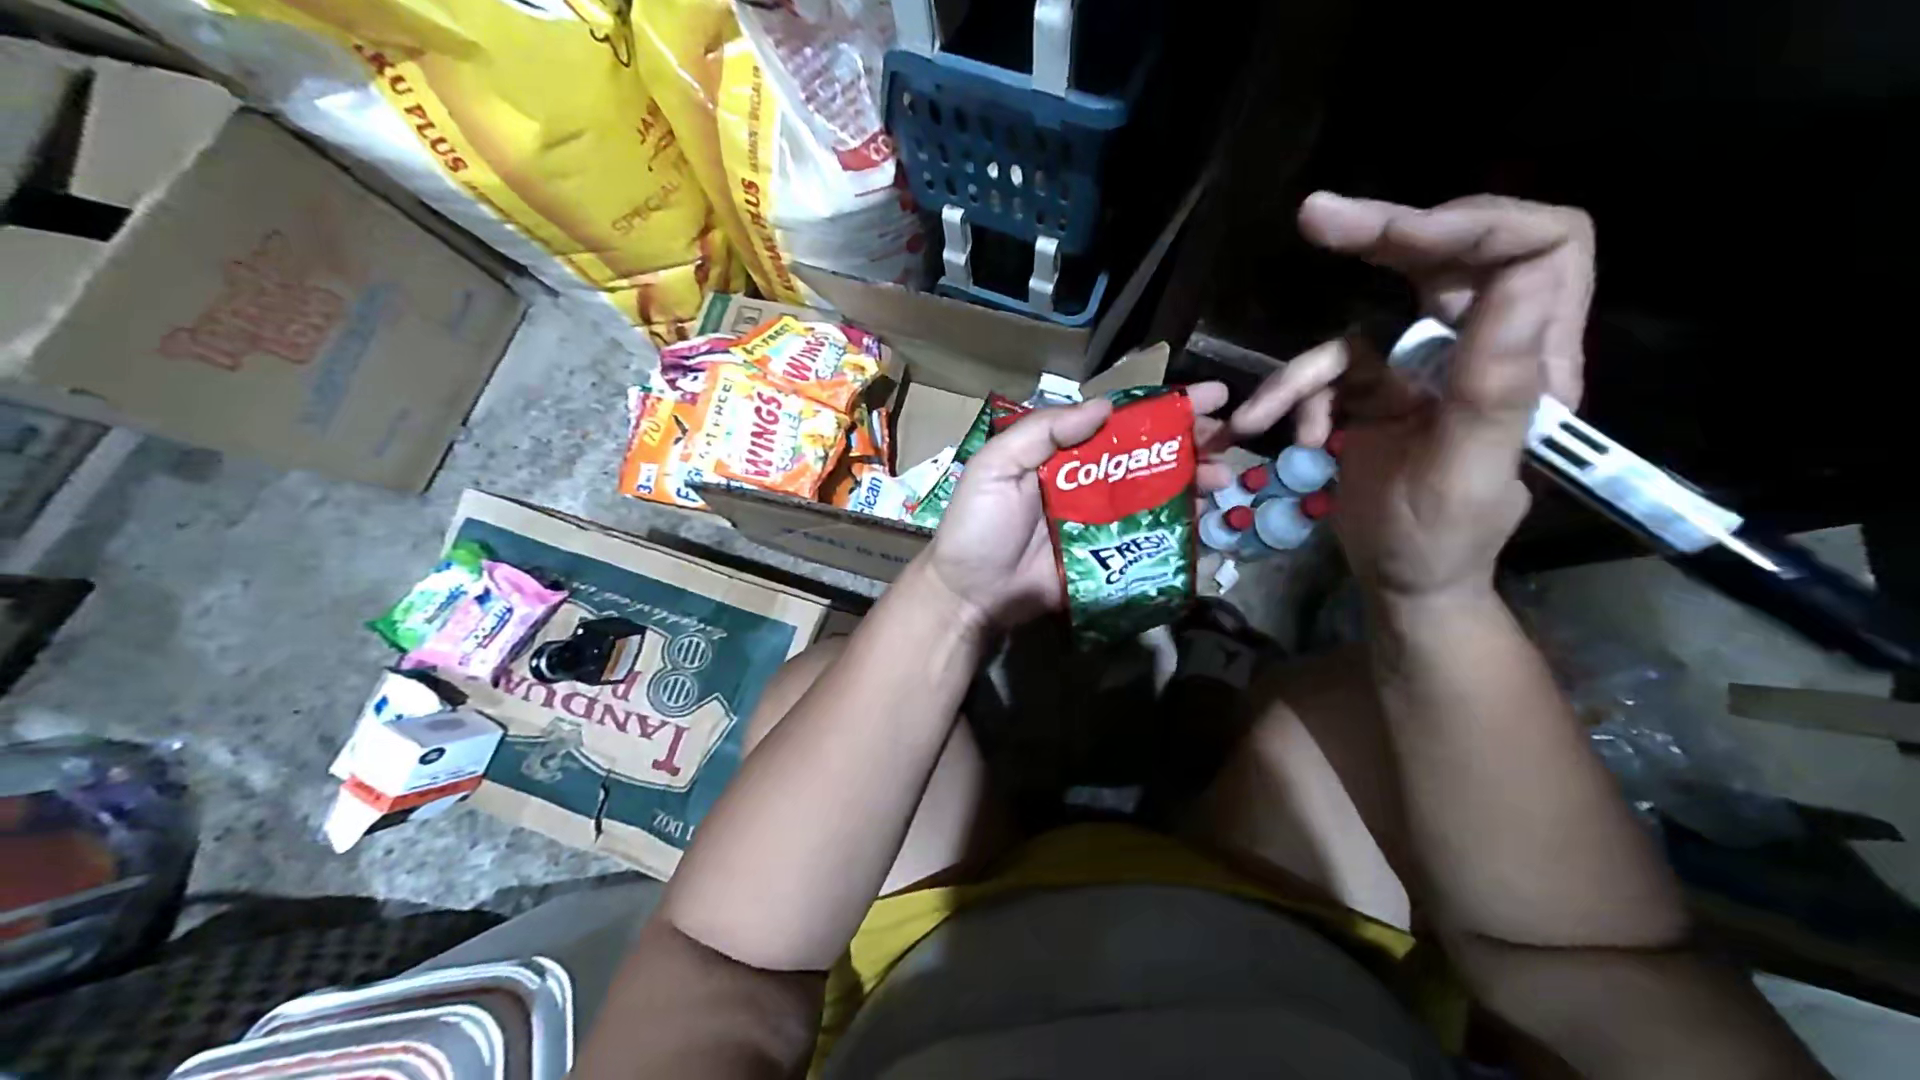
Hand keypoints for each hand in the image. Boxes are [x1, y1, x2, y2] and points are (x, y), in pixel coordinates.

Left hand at [926, 383, 1229, 630]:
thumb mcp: (996, 467)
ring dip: (1194, 481)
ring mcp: (1103, 521)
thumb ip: (1044, 431)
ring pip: (1157, 493)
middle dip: (1192, 443)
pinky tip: (1207, 518)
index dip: (1164, 408)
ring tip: (1224, 476)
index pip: (1120, 423)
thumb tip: (1106, 407)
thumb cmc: (978, 525)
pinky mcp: (1110, 558)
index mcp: (1064, 454)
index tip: (1210, 396)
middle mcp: (1089, 482)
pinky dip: (1181, 528)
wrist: (971, 594)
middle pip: (1148, 456)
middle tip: (1231, 436)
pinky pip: (1150, 538)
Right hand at [1228, 192, 1595, 599]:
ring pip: (1365, 319)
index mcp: (1528, 361)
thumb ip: (1494, 382)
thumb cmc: (1441, 539)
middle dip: (1381, 236)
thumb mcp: (1467, 469)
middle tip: (1317, 217)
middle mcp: (1480, 349)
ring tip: (1257, 416)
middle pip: (1449, 256)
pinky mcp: (1372, 392)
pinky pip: (1324, 373)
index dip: (1475, 226)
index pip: (1537, 249)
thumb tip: (1526, 273)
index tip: (1394, 234)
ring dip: (1301, 369)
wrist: (1401, 581)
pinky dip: (1291, 404)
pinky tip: (1276, 442)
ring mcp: (1420, 369)